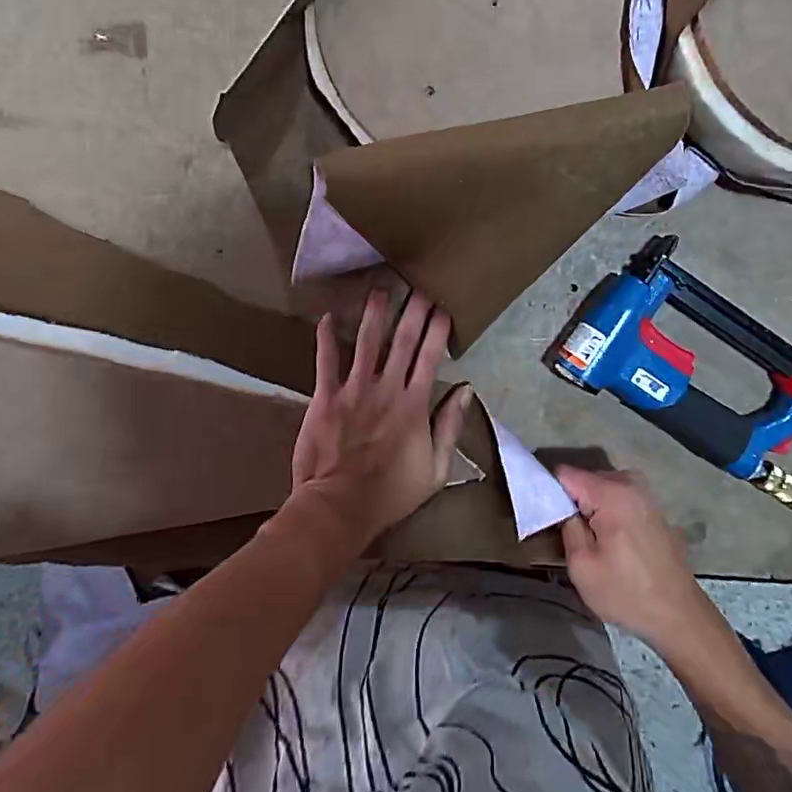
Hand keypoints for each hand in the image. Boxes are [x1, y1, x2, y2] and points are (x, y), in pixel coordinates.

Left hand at [286, 289, 474, 545]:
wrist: (340, 507)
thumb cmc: (392, 492)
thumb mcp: (435, 469)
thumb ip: (450, 427)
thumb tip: (466, 391)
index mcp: (415, 404)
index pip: (430, 356)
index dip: (437, 328)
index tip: (443, 305)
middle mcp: (387, 388)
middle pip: (403, 341)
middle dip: (413, 310)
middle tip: (419, 284)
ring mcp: (354, 390)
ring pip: (366, 343)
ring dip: (374, 315)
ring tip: (379, 290)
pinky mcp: (326, 398)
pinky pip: (326, 362)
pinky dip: (326, 339)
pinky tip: (326, 317)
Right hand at [555, 467, 714, 649]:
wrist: (678, 614)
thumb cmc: (626, 593)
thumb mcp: (581, 566)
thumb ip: (567, 525)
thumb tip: (560, 505)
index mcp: (612, 494)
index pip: (566, 473)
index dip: (550, 490)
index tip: (544, 514)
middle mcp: (631, 483)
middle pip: (585, 478)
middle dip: (573, 500)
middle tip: (568, 533)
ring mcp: (646, 494)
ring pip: (602, 487)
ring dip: (591, 506)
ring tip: (589, 539)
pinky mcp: (653, 507)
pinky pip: (619, 497)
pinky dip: (609, 511)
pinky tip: (611, 540)